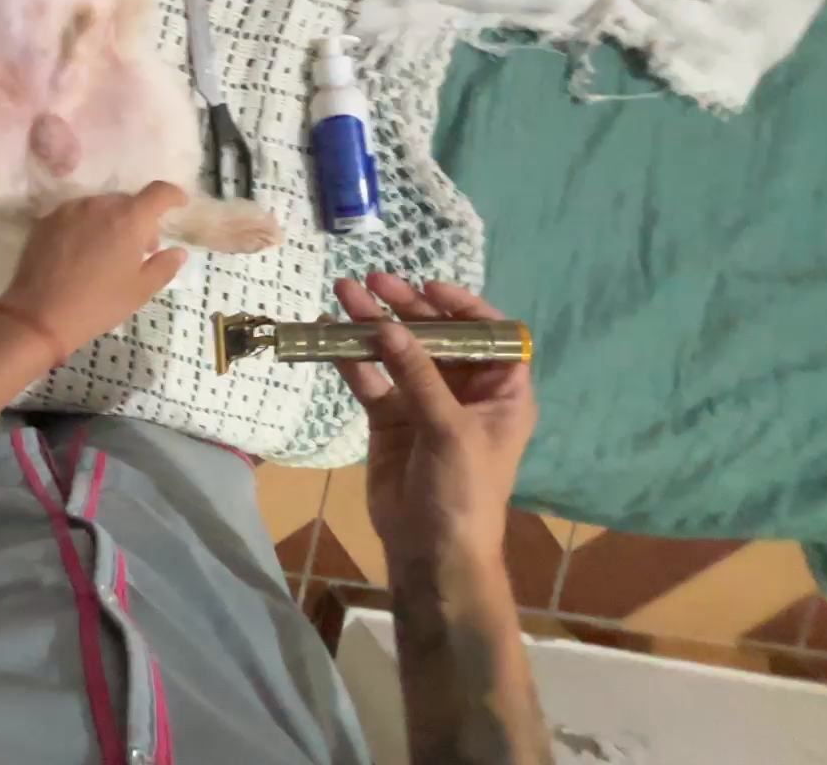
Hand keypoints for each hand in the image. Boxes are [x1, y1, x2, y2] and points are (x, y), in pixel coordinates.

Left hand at [0, 182, 189, 352]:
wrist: (40, 313)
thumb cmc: (98, 303)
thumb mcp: (140, 291)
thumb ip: (164, 266)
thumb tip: (178, 251)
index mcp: (129, 218)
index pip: (158, 192)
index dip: (173, 195)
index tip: (178, 204)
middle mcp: (98, 204)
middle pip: (127, 202)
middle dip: (139, 220)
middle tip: (140, 249)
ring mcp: (68, 210)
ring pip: (99, 207)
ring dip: (110, 222)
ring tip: (108, 252)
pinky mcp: (46, 220)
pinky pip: (75, 216)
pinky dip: (85, 226)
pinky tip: (80, 253)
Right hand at [331, 273, 536, 571]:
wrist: (430, 544)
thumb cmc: (463, 489)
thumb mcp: (450, 430)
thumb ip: (417, 376)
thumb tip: (388, 327)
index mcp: (500, 391)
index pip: (491, 335)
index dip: (464, 307)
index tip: (428, 287)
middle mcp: (461, 389)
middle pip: (434, 336)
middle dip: (405, 308)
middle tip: (372, 282)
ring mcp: (420, 400)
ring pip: (394, 351)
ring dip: (369, 324)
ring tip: (343, 293)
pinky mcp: (387, 415)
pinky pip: (367, 377)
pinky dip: (347, 356)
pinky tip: (326, 333)